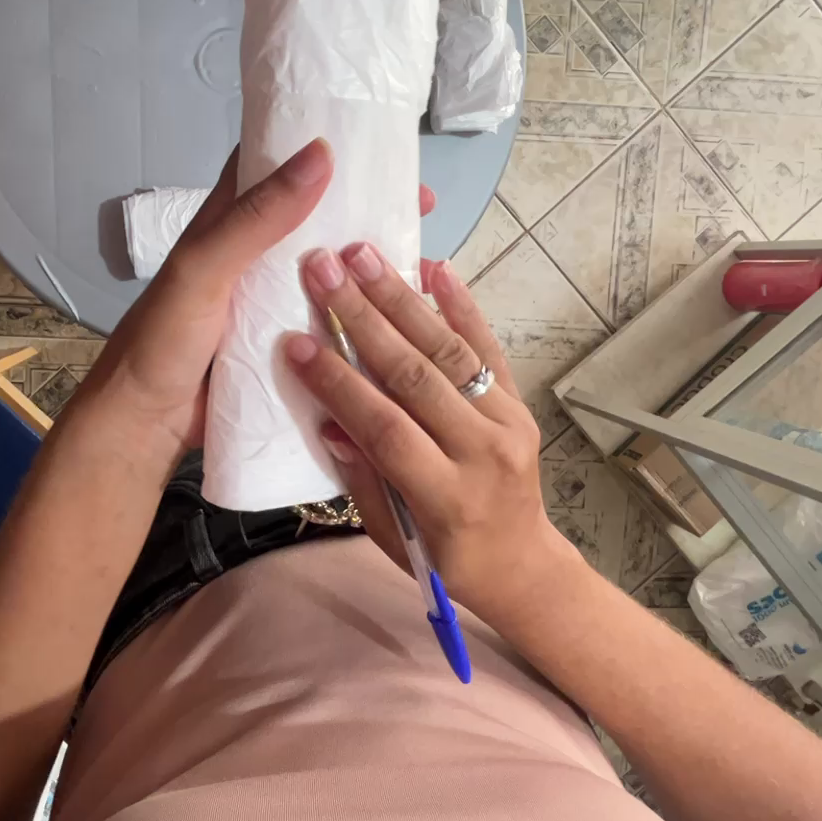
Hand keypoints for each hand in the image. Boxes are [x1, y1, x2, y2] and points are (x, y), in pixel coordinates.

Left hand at [77, 142, 435, 459]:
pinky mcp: (288, 341)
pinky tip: (403, 316)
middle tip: (422, 206)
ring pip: (332, 269)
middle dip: (366, 207)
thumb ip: (255, 219)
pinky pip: (332, 317)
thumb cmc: (164, 339)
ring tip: (425, 257)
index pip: (280, 166)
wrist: (146, 423)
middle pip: (319, 219)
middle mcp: (258, 255)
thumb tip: (321, 154)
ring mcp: (274, 301)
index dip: (326, 148)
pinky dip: (364, 312)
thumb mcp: (204, 270)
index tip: (382, 147)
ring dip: (371, 261)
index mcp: (232, 223)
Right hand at [282, 246, 573, 620]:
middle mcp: (484, 451)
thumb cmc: (447, 561)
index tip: (297, 341)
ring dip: (402, 298)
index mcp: (446, 496)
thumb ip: (362, 477)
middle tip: (325, 270)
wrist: (524, 564)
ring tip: (363, 256)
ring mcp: (509, 420)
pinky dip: (462, 303)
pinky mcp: (520, 401)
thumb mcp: (393, 538)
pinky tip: (436, 266)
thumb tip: (332, 417)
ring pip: (449, 350)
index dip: (340, 384)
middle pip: (417, 375)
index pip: (386, 427)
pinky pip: (488, 346)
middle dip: (364, 318)